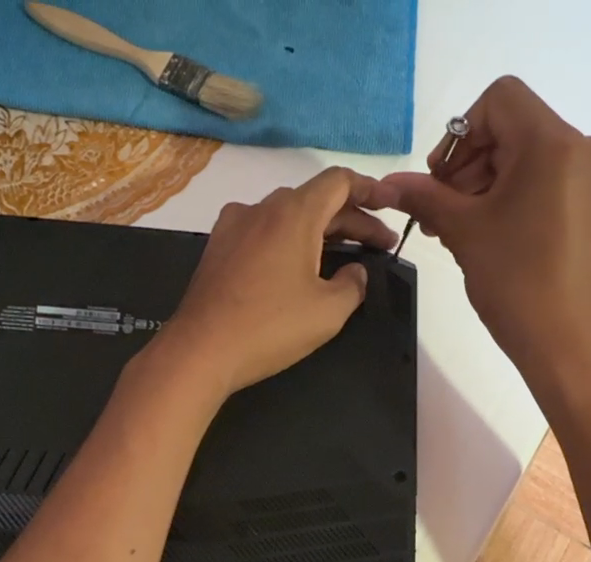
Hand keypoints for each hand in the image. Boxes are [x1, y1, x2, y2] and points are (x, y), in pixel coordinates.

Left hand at [158, 167, 395, 395]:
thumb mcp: (327, 312)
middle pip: (315, 201)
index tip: (390, 205)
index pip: (339, 182)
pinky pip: (262, 234)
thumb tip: (355, 272)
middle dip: (351, 220)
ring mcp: (234, 227)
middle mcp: (262, 209)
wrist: (200, 350)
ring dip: (319, 232)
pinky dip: (288, 242)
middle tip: (378, 246)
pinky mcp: (218, 250)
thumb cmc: (269, 328)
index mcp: (294, 213)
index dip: (370, 190)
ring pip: (286, 217)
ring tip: (342, 257)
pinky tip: (296, 268)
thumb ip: (353, 285)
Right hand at [370, 77, 590, 370]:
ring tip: (461, 231)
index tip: (441, 181)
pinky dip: (514, 196)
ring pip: (528, 156)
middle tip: (441, 214)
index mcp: (553, 143)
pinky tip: (493, 236)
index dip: (459, 134)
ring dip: (487, 184)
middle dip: (469, 165)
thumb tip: (387, 184)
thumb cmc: (516, 282)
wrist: (571, 342)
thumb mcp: (463, 232)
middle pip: (513, 128)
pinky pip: (548, 180)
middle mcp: (584, 146)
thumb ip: (425, 197)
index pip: (499, 100)